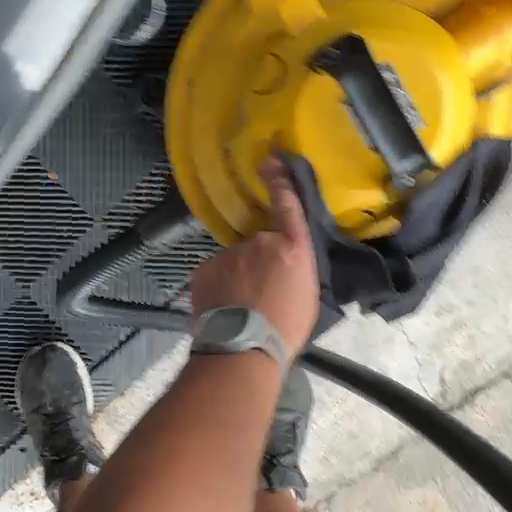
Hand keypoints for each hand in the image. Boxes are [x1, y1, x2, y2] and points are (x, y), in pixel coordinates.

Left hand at [189, 156, 320, 352]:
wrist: (244, 348)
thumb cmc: (285, 329)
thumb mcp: (307, 296)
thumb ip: (295, 269)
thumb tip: (283, 266)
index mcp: (292, 248)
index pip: (288, 206)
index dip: (280, 182)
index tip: (270, 162)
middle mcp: (260, 243)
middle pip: (258, 247)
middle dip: (257, 266)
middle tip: (260, 298)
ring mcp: (228, 255)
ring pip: (233, 263)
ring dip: (236, 280)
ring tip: (241, 311)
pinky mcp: (204, 269)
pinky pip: (213, 276)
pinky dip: (217, 289)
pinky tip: (222, 311)